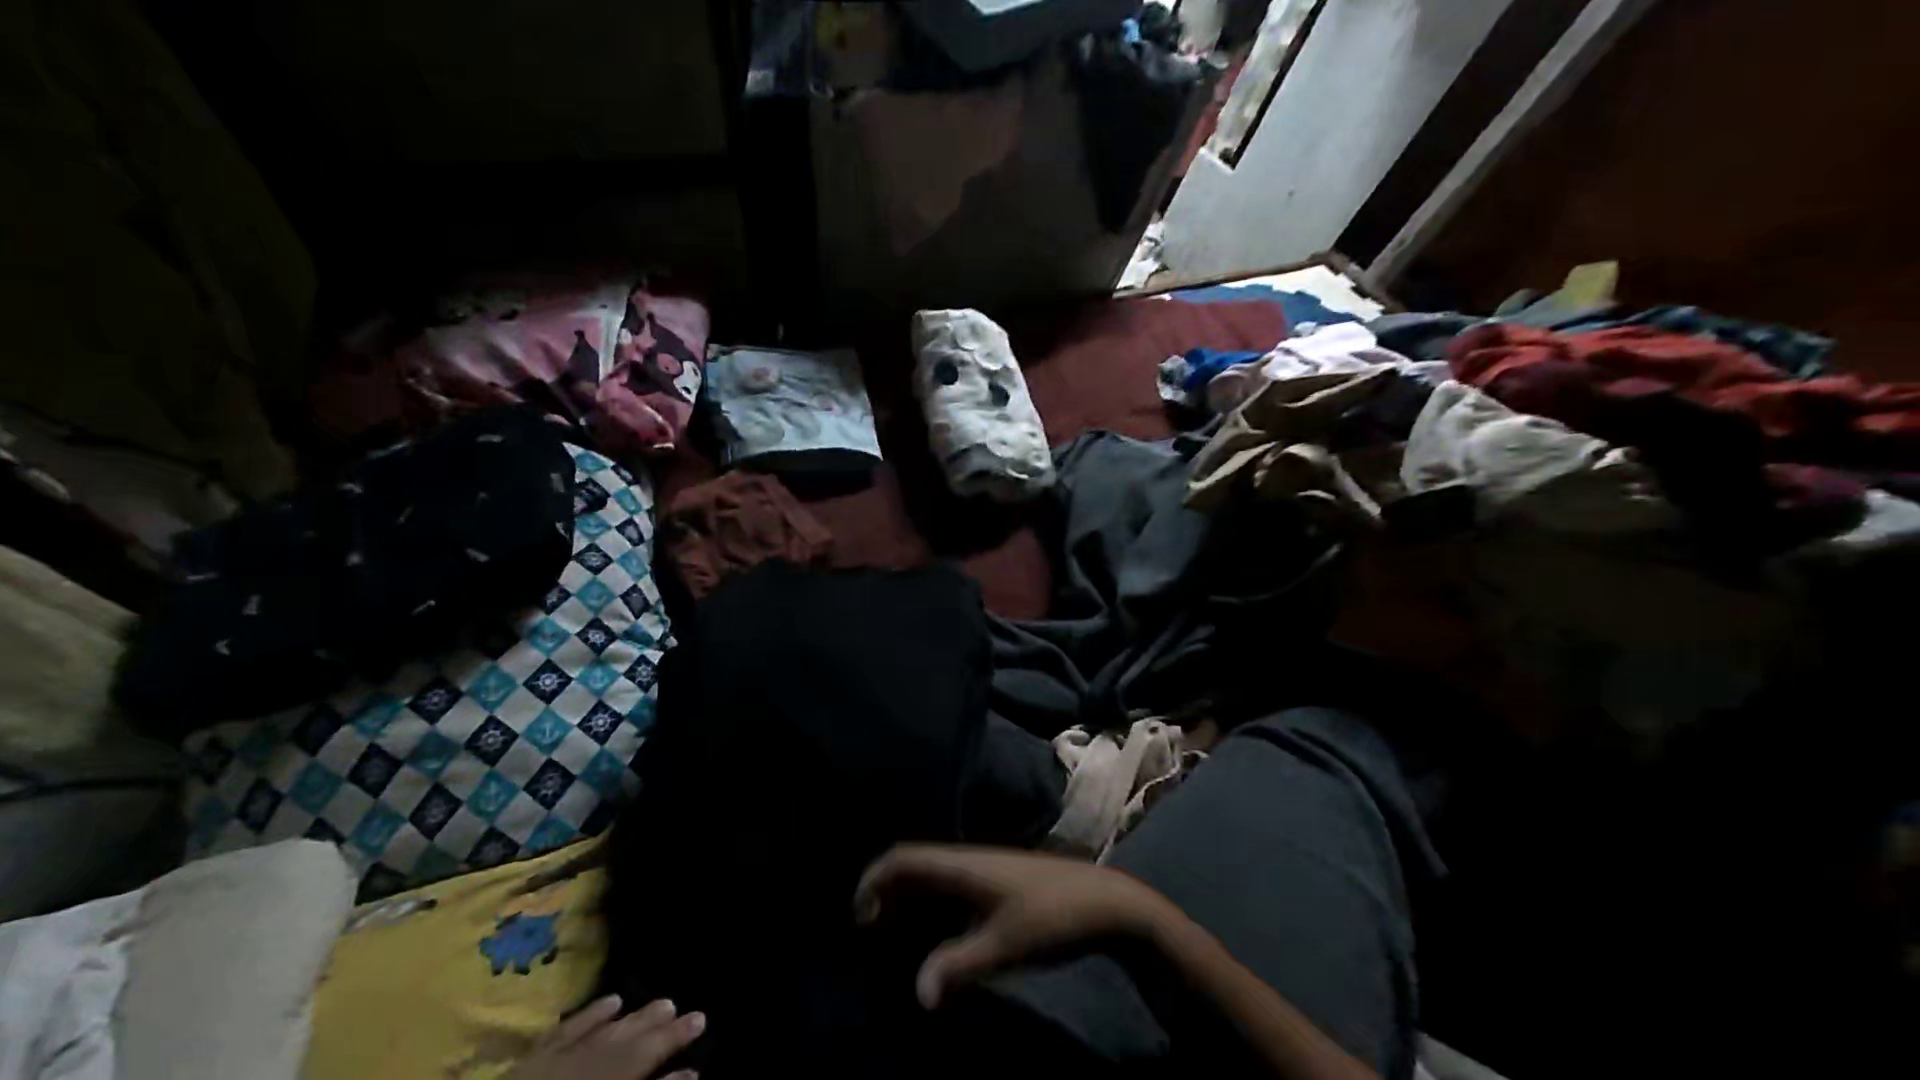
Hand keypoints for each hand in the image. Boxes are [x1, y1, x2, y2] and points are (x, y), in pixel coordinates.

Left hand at [506, 995, 705, 1079]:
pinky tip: (612, 1001)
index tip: (701, 1021)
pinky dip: (590, 1017)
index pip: (646, 1057)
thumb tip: (688, 1074)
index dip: (675, 1041)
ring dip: (632, 1020)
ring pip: (603, 1034)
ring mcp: (556, 1062)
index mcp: (609, 1076)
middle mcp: (585, 1067)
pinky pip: (563, 1033)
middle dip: (659, 1029)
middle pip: (627, 1045)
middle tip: (687, 1010)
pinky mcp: (529, 1063)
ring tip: (660, 1004)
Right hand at [854, 844, 1182, 1008]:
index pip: (903, 858)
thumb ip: (957, 966)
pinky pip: (950, 882)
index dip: (873, 881)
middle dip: (885, 891)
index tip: (860, 919)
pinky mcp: (998, 880)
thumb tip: (917, 995)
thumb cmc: (1053, 918)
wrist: (1105, 900)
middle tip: (870, 932)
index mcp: (962, 866)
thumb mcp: (1005, 947)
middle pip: (913, 863)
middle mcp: (967, 859)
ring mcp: (984, 867)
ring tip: (893, 934)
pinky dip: (930, 901)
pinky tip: (935, 932)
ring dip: (907, 896)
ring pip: (931, 873)